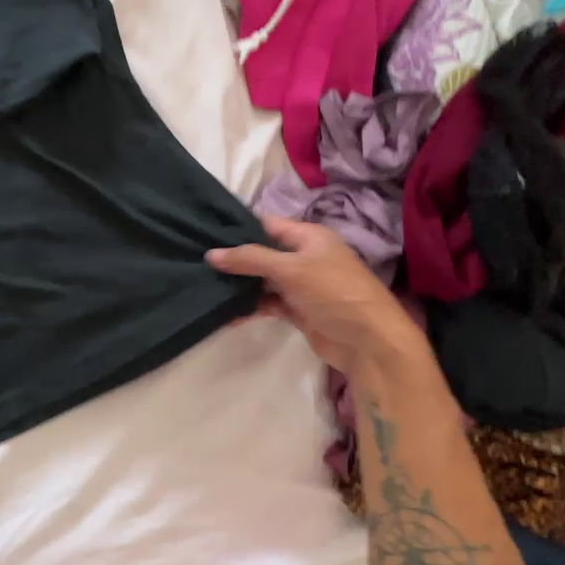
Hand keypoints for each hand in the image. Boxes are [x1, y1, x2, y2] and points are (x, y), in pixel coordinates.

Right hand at [206, 216, 425, 376]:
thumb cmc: (333, 292)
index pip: (268, 225)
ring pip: (262, 280)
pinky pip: (267, 304)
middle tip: (198, 263)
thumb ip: (250, 259)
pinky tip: (227, 315)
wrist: (366, 339)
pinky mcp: (297, 309)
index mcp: (309, 237)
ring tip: (205, 288)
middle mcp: (304, 257)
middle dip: (234, 259)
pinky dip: (249, 308)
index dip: (239, 228)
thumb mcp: (291, 269)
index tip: (205, 234)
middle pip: (262, 253)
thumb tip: (211, 254)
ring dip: (239, 286)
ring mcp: (300, 285)